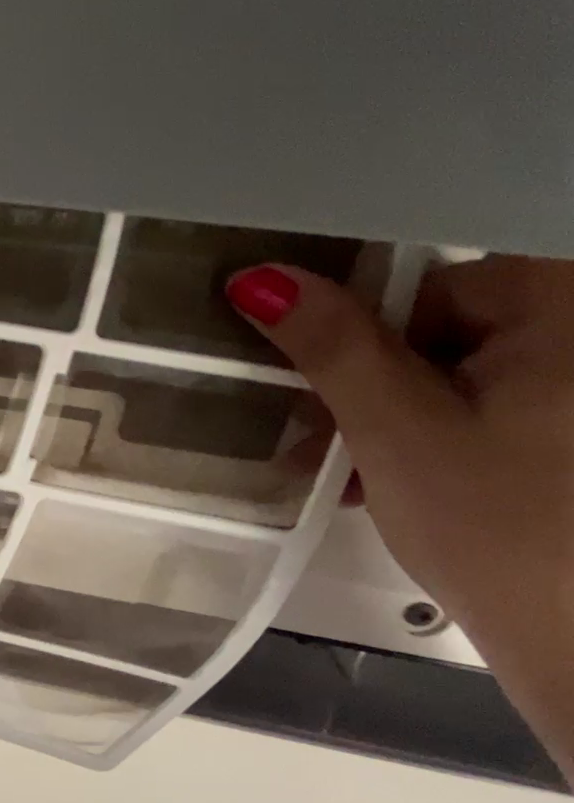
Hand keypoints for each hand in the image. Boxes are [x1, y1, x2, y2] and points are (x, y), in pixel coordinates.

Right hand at [226, 256, 573, 771]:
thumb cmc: (495, 524)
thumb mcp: (394, 429)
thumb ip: (331, 346)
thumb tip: (260, 278)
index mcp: (567, 307)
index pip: (427, 290)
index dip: (358, 343)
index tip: (314, 402)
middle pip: (448, 332)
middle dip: (373, 390)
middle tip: (324, 451)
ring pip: (468, 375)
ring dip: (398, 420)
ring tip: (360, 480)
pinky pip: (504, 409)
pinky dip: (447, 439)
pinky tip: (412, 486)